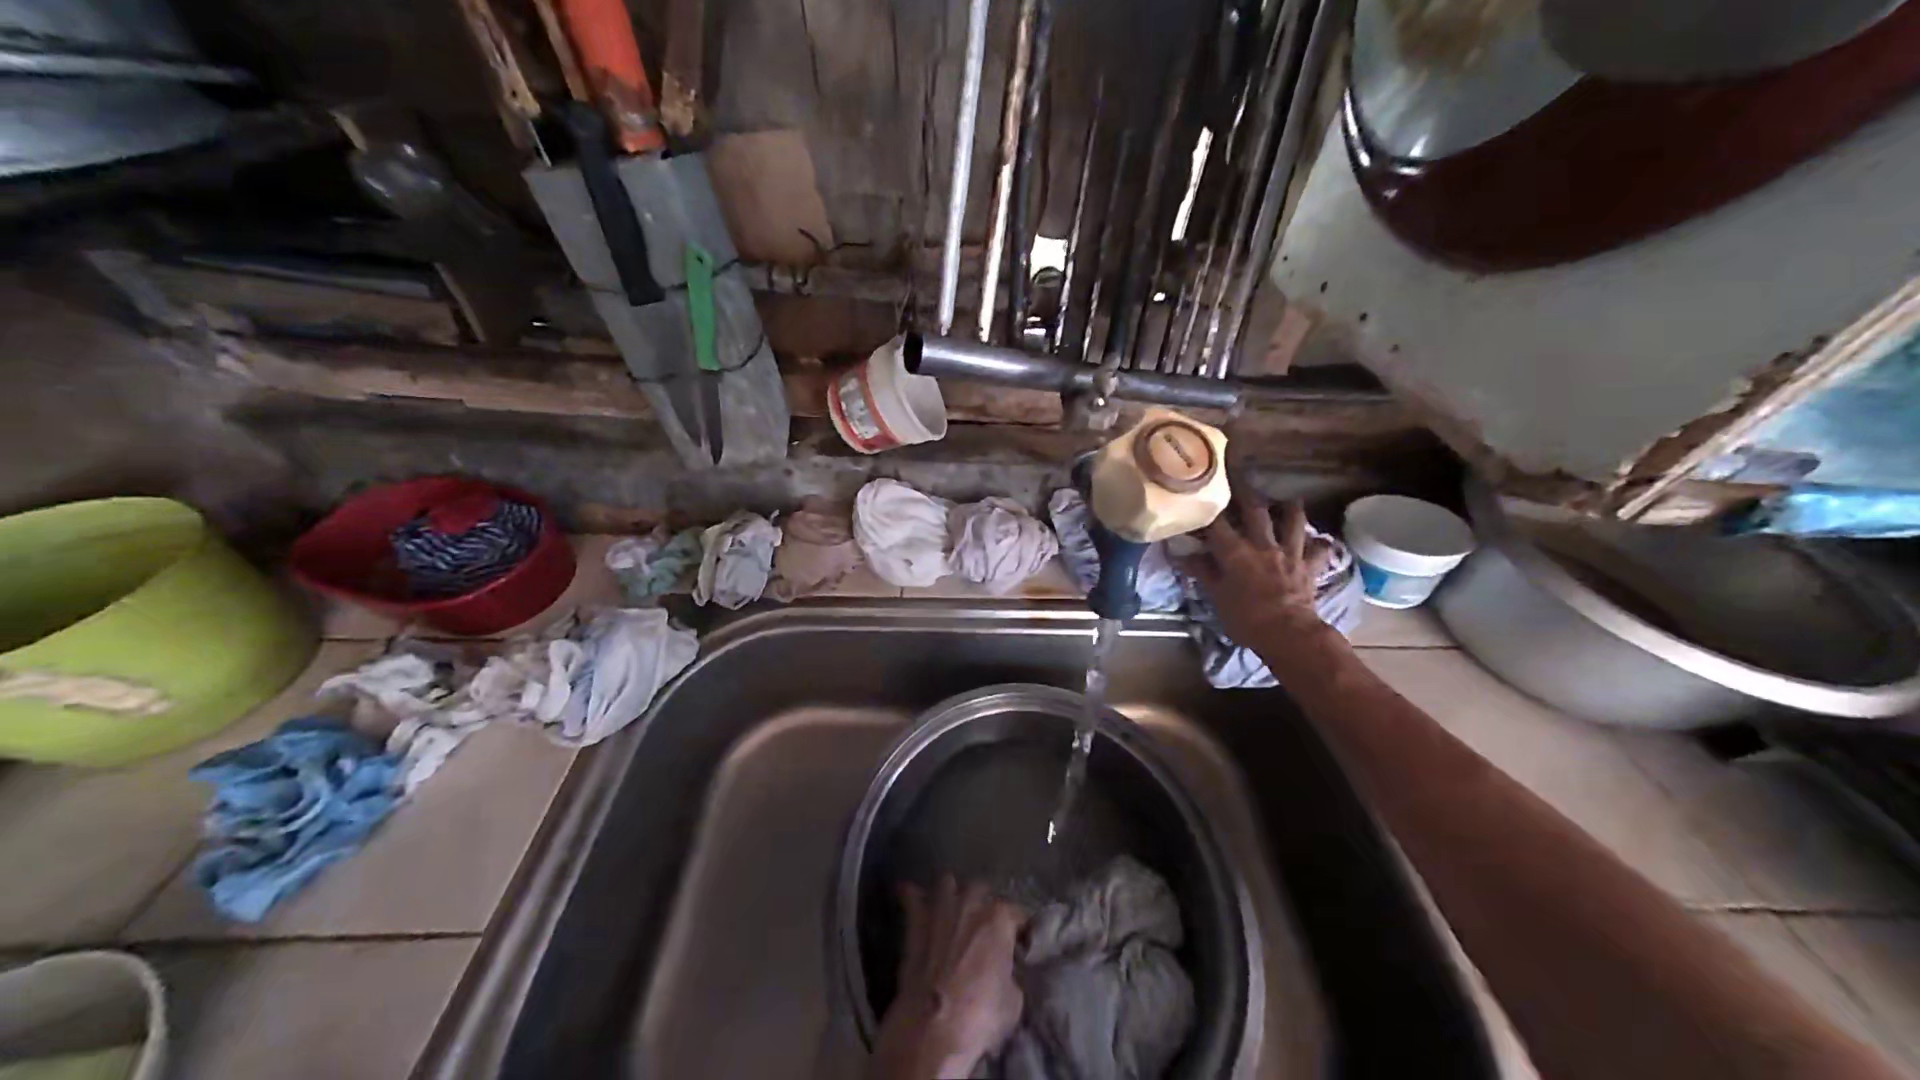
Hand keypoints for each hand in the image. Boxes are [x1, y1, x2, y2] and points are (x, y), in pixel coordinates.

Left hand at [870, 877, 1026, 1079]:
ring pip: (947, 883)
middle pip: (981, 889)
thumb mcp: (1013, 999)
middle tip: (983, 926)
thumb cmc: (980, 1015)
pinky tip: (910, 895)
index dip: (1019, 928)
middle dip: (983, 903)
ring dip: (951, 894)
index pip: (1017, 913)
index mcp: (999, 919)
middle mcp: (970, 905)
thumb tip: (1003, 971)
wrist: (933, 1026)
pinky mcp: (915, 922)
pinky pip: (911, 897)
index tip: (1019, 943)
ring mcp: (940, 910)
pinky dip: (912, 896)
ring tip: (952, 909)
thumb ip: (1009, 973)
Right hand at [1181, 494, 1333, 648]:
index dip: (1206, 510)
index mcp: (1235, 551)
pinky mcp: (1309, 566)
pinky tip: (1318, 540)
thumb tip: (1182, 555)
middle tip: (1242, 476)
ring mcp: (1290, 553)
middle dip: (1247, 492)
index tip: (1199, 498)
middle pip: (1255, 510)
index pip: (1216, 523)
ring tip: (1288, 497)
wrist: (1288, 634)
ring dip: (1290, 507)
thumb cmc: (1245, 617)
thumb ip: (1202, 571)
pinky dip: (1318, 544)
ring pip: (1293, 521)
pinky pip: (1319, 550)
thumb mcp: (1216, 596)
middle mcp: (1263, 544)